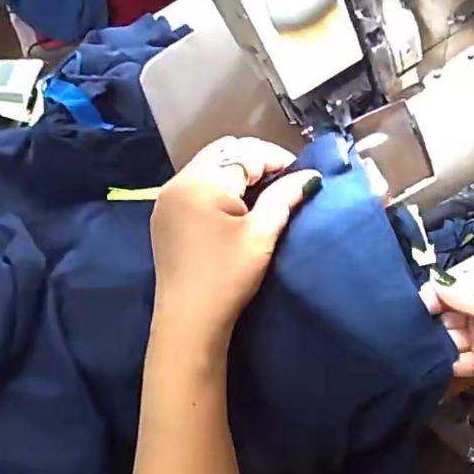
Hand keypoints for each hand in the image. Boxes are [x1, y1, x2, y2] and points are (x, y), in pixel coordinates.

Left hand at [150, 138, 321, 350]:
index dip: (276, 160)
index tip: (300, 176)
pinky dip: (217, 186)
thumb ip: (284, 198)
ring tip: (261, 196)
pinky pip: (195, 184)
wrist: (189, 321)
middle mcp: (178, 182)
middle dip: (255, 161)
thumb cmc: (227, 278)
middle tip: (281, 184)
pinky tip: (235, 208)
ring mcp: (167, 199)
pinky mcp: (164, 216)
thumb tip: (308, 175)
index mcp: (201, 183)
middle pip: (223, 152)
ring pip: (208, 166)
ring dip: (236, 172)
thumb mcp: (260, 236)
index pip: (245, 153)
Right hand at [421, 278, 473, 414]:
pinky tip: (431, 365)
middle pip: (451, 311)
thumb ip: (471, 299)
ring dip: (436, 341)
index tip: (417, 304)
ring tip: (416, 348)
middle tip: (410, 329)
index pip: (460, 285)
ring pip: (452, 336)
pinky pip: (460, 360)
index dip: (438, 292)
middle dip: (432, 318)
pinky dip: (446, 362)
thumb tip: (434, 283)